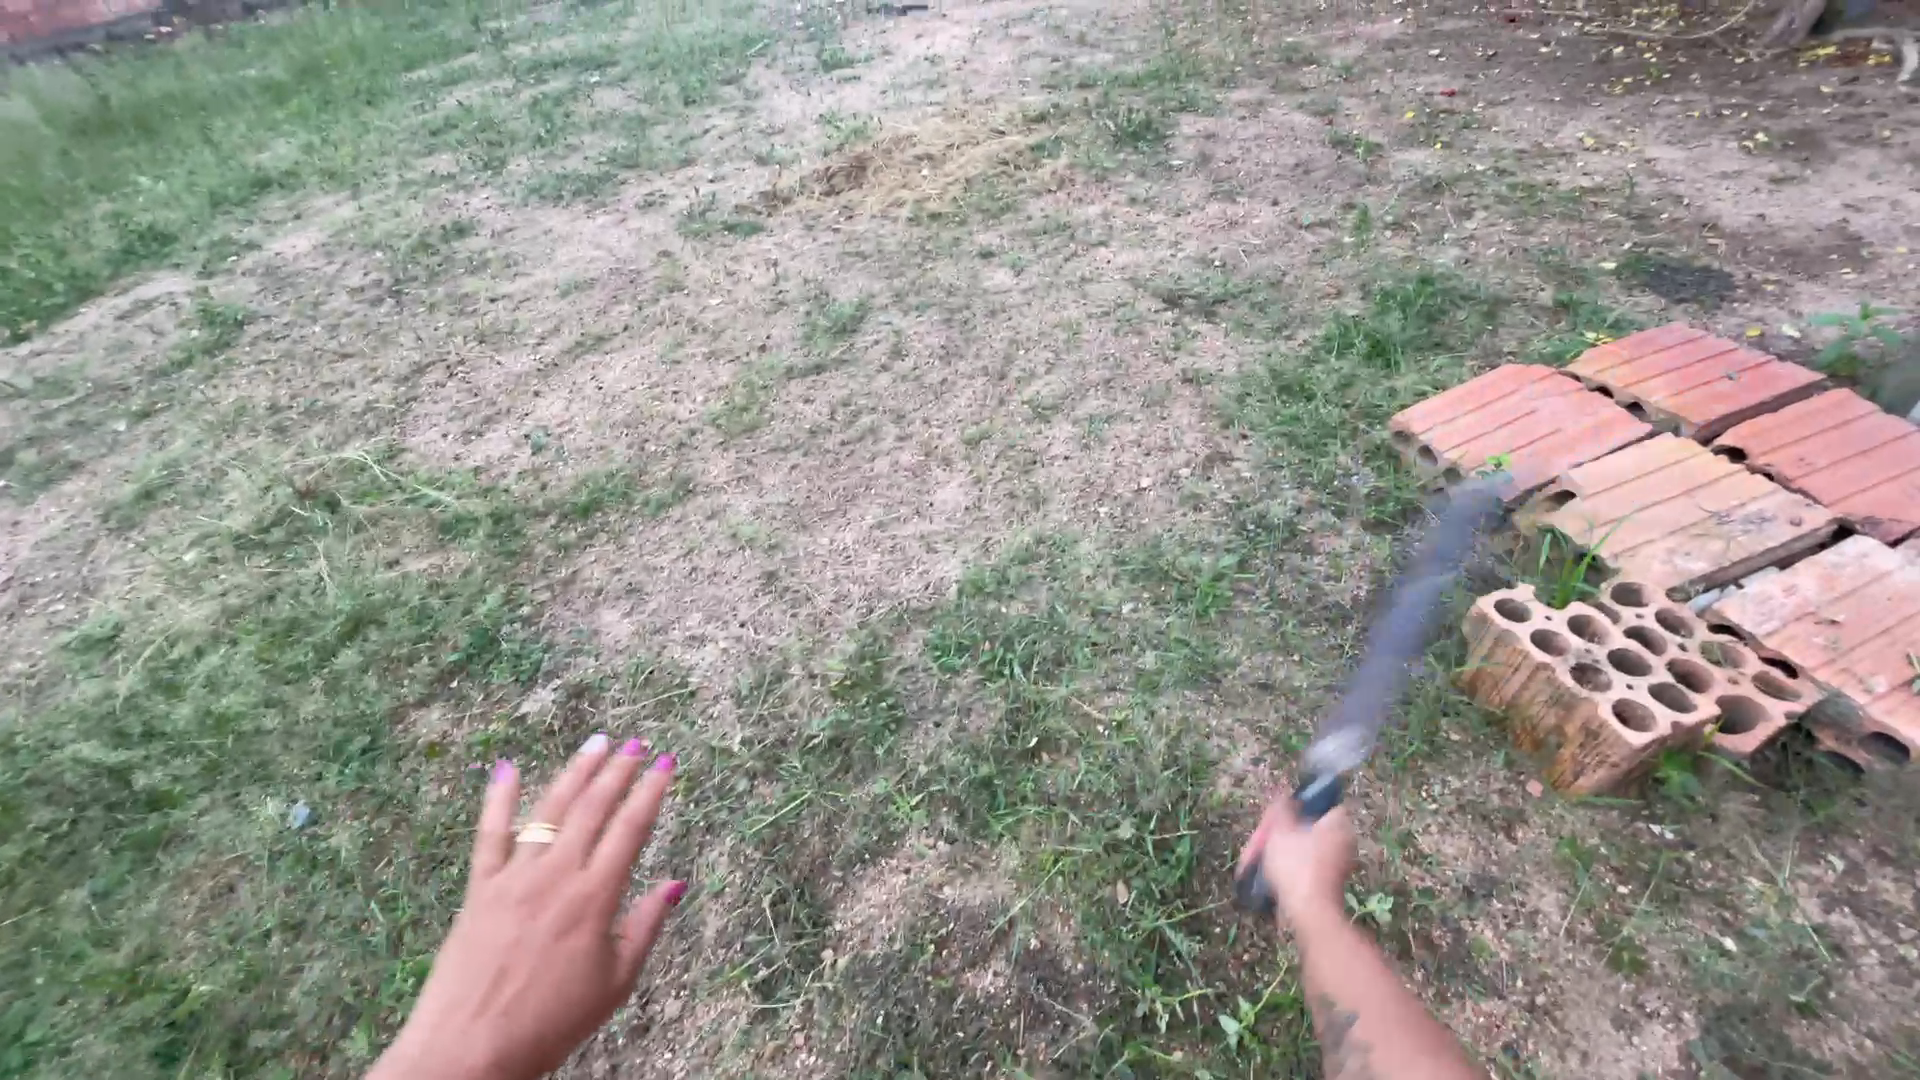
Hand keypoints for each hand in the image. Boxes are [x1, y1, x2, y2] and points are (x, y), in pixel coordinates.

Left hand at [369, 735, 685, 1079]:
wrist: (464, 1058)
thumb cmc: (549, 1025)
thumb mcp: (615, 984)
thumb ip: (645, 926)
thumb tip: (676, 883)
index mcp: (595, 898)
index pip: (632, 828)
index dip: (652, 791)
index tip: (667, 762)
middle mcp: (557, 877)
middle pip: (593, 808)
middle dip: (619, 770)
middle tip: (637, 743)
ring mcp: (514, 879)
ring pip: (550, 809)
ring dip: (575, 771)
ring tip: (596, 741)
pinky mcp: (479, 891)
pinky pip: (489, 836)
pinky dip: (497, 800)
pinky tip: (506, 768)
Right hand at [1234, 794, 1354, 932]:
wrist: (1310, 913)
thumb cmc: (1296, 866)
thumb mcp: (1280, 831)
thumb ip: (1282, 809)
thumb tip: (1285, 794)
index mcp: (1338, 824)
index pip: (1320, 804)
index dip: (1298, 806)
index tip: (1279, 815)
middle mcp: (1344, 841)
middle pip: (1308, 827)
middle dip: (1280, 833)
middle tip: (1261, 842)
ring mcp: (1340, 864)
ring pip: (1304, 847)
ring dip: (1281, 850)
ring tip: (1259, 860)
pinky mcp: (1331, 882)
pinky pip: (1307, 865)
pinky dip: (1290, 866)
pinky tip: (1270, 875)